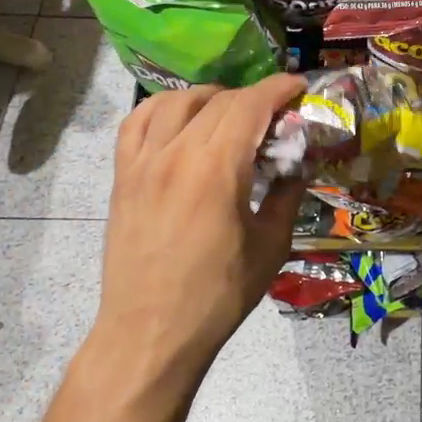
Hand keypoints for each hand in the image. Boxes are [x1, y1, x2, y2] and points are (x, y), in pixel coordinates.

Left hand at [96, 76, 306, 368]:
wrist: (150, 334)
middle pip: (219, 99)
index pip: (250, 104)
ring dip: (209, 97)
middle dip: (253, 97)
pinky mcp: (122, 177)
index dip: (278, 88)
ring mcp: (143, 162)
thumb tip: (299, 162)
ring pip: (176, 100)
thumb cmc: (217, 295)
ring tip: (227, 113)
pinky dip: (161, 108)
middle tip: (274, 113)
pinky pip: (136, 122)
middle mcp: (176, 153)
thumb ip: (286, 194)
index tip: (298, 87)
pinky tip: (178, 119)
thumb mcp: (270, 245)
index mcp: (216, 168)